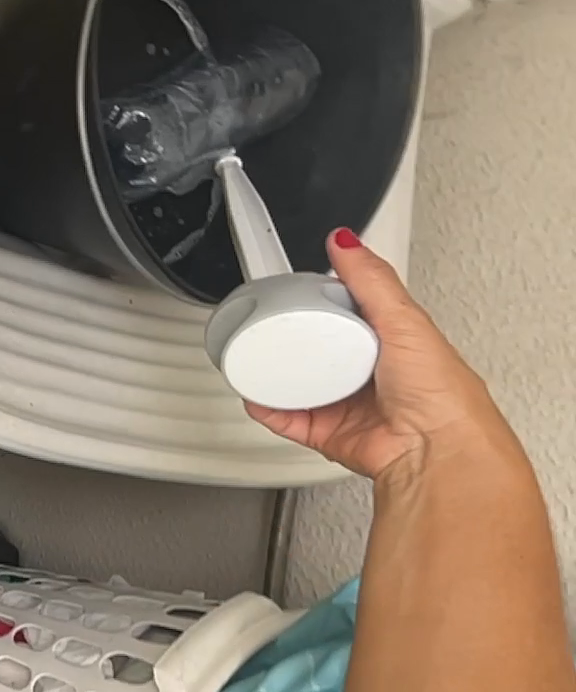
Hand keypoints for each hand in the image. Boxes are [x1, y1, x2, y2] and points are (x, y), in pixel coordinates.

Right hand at [245, 229, 518, 481]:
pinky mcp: (319, 429)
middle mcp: (363, 375)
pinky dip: (262, 406)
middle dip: (283, 343)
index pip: (342, 317)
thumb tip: (344, 242)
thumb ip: (372, 281)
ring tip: (249, 359)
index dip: (314, 305)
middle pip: (309, 351)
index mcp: (387, 347)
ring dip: (266, 374)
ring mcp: (339, 403)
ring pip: (289, 383)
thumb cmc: (441, 393)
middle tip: (262, 327)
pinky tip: (253, 394)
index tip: (290, 295)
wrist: (431, 449)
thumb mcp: (404, 321)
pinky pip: (279, 415)